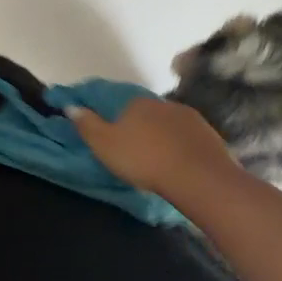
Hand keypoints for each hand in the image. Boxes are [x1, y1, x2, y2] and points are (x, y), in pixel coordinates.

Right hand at [67, 97, 239, 197]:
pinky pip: (185, 137)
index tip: (106, 134)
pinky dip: (177, 145)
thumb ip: (86, 124)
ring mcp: (191, 118)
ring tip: (152, 156)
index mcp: (136, 102)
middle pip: (142, 113)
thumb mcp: (102, 143)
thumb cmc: (143, 158)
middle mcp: (164, 104)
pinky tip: (174, 160)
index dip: (108, 118)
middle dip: (134, 126)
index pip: (116, 103)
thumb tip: (72, 106)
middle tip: (128, 148)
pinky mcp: (210, 135)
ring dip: (158, 135)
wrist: (199, 178)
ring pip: (165, 124)